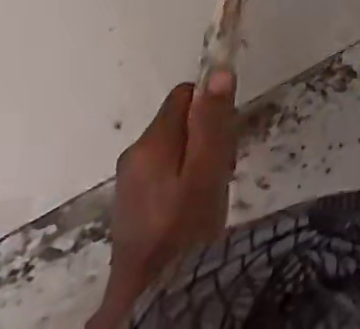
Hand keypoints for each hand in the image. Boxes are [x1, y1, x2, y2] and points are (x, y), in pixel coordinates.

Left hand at [89, 72, 237, 327]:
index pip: (185, 95)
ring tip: (214, 183)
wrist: (154, 289)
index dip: (212, 104)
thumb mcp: (209, 167)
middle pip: (182, 119)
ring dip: (201, 154)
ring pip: (177, 143)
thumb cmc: (187, 224)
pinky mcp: (136, 199)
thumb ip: (211, 120)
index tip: (227, 129)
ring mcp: (132, 179)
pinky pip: (169, 166)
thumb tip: (218, 71)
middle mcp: (135, 154)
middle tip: (224, 161)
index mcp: (151, 142)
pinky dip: (188, 173)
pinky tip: (199, 197)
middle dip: (209, 131)